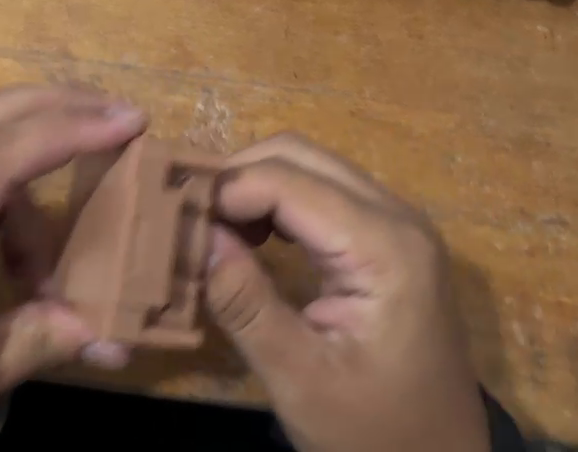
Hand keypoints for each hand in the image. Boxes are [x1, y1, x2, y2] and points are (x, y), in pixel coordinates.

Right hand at [206, 135, 488, 451]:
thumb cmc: (374, 433)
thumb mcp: (300, 381)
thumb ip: (246, 305)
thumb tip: (198, 236)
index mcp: (385, 247)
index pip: (287, 179)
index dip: (227, 190)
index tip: (180, 221)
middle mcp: (396, 215)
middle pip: (298, 154)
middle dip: (238, 177)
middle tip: (193, 220)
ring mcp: (396, 220)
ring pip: (308, 163)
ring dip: (255, 184)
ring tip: (216, 230)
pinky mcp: (387, 234)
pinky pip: (322, 188)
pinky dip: (277, 199)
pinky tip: (252, 237)